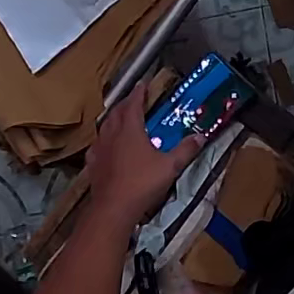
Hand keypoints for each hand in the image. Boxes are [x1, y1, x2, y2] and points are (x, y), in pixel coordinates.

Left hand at [83, 87, 202, 229]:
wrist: (113, 208)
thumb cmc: (142, 183)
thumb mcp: (170, 166)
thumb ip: (185, 150)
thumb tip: (201, 137)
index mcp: (130, 129)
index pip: (133, 104)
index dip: (139, 93)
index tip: (142, 85)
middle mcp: (112, 135)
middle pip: (116, 112)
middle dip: (125, 104)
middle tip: (133, 100)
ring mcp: (100, 149)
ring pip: (105, 127)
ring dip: (113, 120)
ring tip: (120, 120)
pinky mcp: (93, 165)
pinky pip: (97, 146)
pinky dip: (104, 140)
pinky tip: (106, 147)